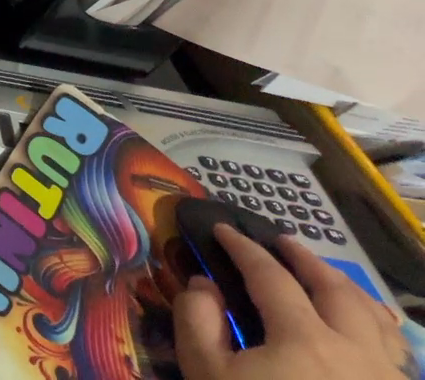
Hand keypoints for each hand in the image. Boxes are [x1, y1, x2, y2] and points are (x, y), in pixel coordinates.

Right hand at [175, 222, 413, 378]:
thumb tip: (205, 283)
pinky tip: (361, 327)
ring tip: (325, 277)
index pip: (270, 276)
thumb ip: (198, 319)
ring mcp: (389, 379)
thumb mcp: (207, 372)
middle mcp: (356, 350)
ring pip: (379, 321)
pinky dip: (375, 326)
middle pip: (336, 291)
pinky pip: (397, 353)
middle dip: (305, 260)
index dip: (244, 248)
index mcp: (304, 337)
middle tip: (281, 241)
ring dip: (347, 290)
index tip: (222, 230)